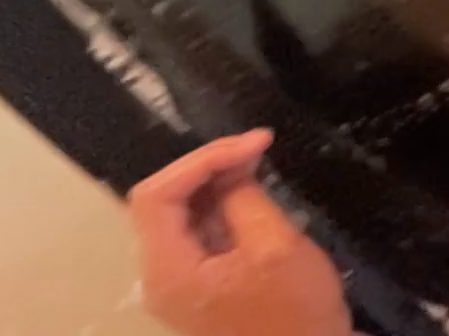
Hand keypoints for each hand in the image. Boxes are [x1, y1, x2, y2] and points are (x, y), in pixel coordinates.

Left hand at [128, 130, 353, 335]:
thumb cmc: (293, 307)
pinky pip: (200, 227)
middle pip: (162, 202)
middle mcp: (162, 274)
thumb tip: (235, 168)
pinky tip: (252, 184)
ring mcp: (181, 278)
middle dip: (208, 163)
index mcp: (170, 271)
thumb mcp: (277, 246)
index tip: (258, 141)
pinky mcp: (203, 277)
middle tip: (261, 143)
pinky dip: (223, 197)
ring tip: (259, 155)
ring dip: (216, 177)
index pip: (155, 198)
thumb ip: (246, 202)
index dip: (203, 159)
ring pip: (181, 212)